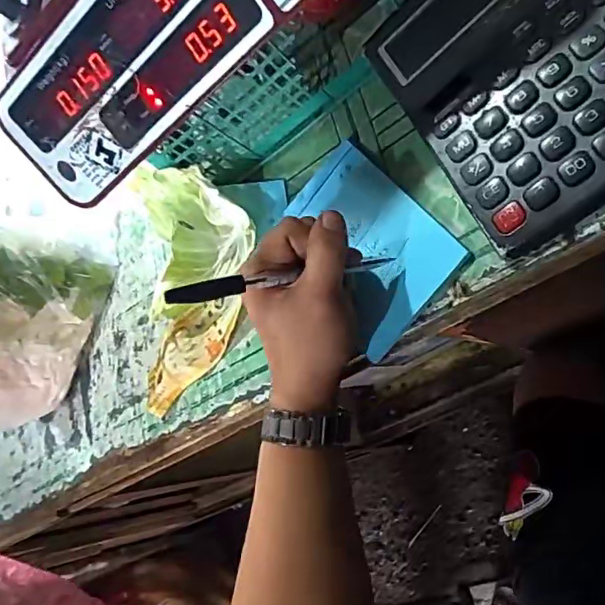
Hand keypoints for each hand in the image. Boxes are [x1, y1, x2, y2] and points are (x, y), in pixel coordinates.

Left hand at [243, 212, 359, 412]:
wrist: (311, 390)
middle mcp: (264, 272)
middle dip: (327, 251)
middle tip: (345, 273)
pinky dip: (331, 277)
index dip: (318, 241)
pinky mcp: (293, 297)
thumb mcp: (323, 292)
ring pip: (311, 253)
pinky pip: (314, 271)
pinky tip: (339, 294)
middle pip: (301, 237)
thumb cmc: (313, 342)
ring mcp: (279, 285)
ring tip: (343, 287)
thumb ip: (327, 250)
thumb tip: (332, 213)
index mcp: (258, 268)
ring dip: (333, 264)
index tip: (337, 266)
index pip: (293, 228)